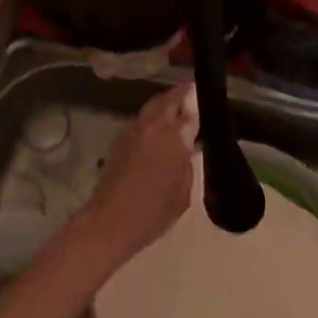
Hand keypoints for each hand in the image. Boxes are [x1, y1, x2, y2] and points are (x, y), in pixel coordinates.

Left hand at [81, 83, 198, 261]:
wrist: (109, 222)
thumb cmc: (152, 212)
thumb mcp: (183, 193)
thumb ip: (188, 163)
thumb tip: (190, 146)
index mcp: (172, 137)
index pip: (190, 109)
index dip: (199, 101)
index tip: (208, 98)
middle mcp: (151, 126)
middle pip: (168, 99)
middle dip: (181, 94)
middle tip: (194, 94)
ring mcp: (132, 130)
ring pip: (152, 106)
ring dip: (166, 104)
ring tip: (179, 111)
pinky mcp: (120, 139)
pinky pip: (141, 119)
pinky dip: (153, 117)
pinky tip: (160, 131)